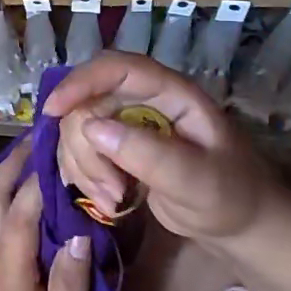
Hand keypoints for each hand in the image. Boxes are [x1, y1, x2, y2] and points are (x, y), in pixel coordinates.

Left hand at [0, 138, 91, 290]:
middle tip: (40, 135)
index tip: (60, 149)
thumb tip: (80, 233)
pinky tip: (7, 186)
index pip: (21, 212)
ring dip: (0, 173)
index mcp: (8, 272)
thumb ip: (69, 284)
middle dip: (14, 162)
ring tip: (26, 150)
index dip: (39, 178)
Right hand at [46, 52, 274, 246]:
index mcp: (169, 92)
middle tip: (111, 190)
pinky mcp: (114, 147)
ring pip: (76, 130)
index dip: (81, 81)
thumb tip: (92, 129)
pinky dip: (84, 178)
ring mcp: (125, 123)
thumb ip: (147, 154)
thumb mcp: (197, 180)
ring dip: (85, 169)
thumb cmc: (229, 194)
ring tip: (116, 202)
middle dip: (87, 149)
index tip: (53, 110)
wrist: (237, 222)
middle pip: (86, 103)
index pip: (116, 68)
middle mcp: (141, 99)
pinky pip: (78, 152)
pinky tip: (110, 203)